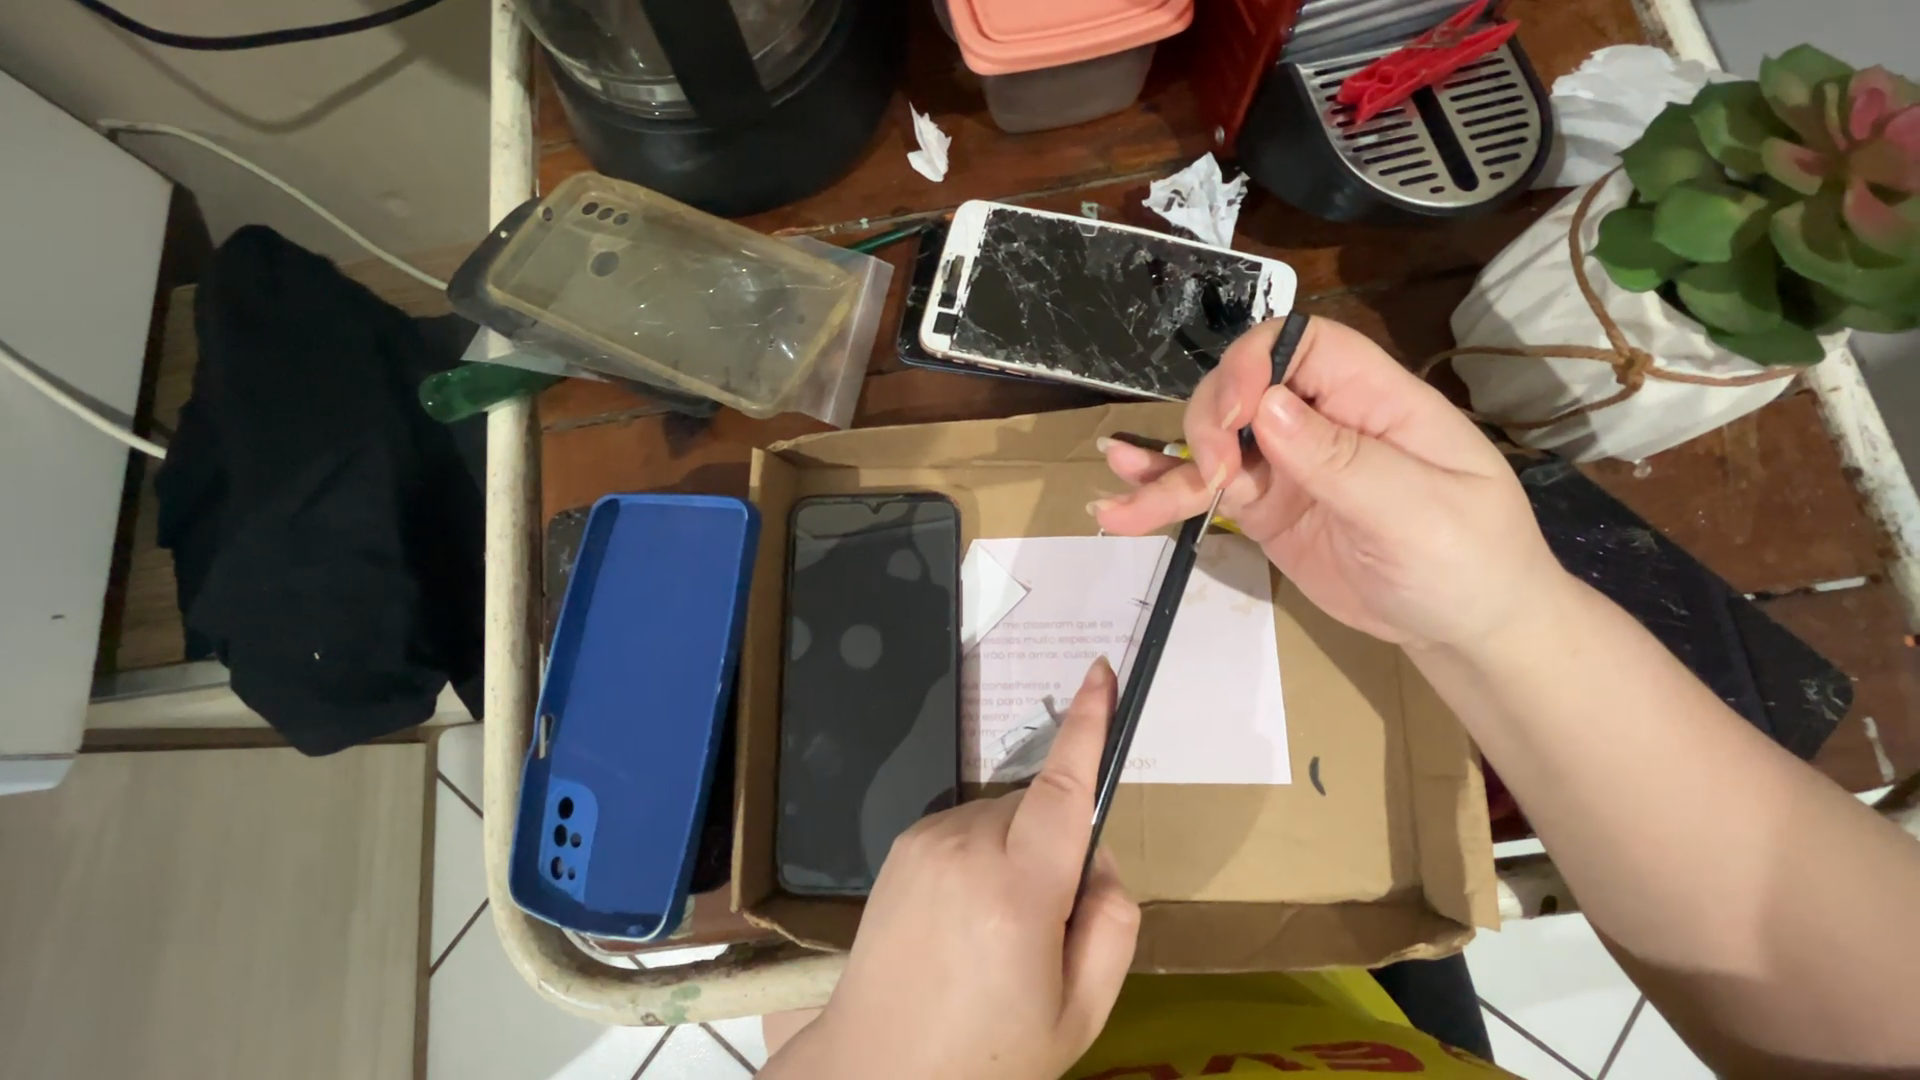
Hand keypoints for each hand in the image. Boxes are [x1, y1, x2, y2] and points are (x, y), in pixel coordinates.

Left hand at [765, 659, 1139, 1079]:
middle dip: (1061, 842)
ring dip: (1021, 849)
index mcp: (1017, 893)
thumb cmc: (988, 1055)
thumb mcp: (1080, 1011)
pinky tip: (967, 914)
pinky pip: (969, 827)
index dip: (1086, 724)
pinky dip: (986, 852)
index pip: (1062, 790)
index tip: (1101, 672)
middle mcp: (966, 847)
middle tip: (1053, 921)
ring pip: (1005, 815)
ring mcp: (926, 841)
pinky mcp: (904, 844)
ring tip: (999, 927)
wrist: (875, 1071)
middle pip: (1039, 806)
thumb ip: (1113, 922)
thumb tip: (1097, 854)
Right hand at [1092, 317, 1564, 650]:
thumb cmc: (1465, 562)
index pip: (1302, 345)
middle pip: (1240, 389)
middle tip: (1212, 478)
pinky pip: (1205, 492)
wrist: (1460, 628)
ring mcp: (1285, 466)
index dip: (1252, 363)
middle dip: (1208, 424)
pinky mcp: (1262, 508)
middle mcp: (1320, 421)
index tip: (1232, 415)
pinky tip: (1122, 505)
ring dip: (1163, 466)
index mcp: (1371, 400)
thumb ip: (1342, 458)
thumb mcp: (1418, 512)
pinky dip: (1162, 497)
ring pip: (1210, 443)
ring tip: (1118, 492)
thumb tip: (1266, 406)